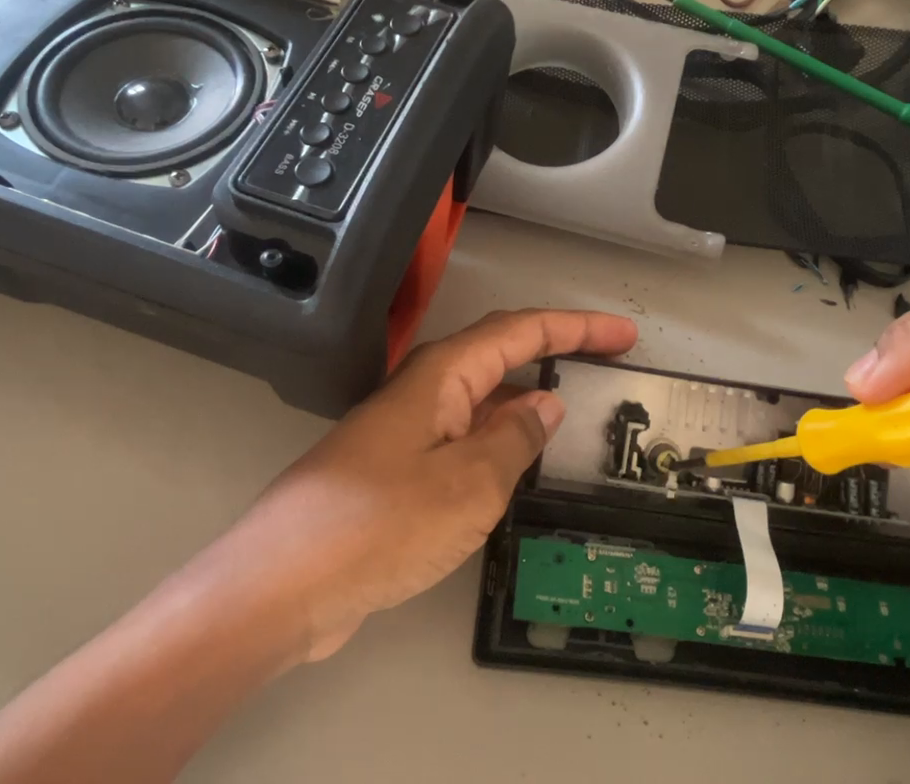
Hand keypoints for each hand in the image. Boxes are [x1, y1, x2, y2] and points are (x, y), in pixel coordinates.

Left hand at [229, 309, 636, 662]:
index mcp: (441, 375)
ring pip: (480, 399)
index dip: (577, 328)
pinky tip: (516, 465)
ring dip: (527, 398)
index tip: (624, 335)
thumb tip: (544, 403)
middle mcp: (422, 390)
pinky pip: (462, 437)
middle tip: (610, 362)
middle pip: (499, 354)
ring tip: (576, 414)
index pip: (520, 331)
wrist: (285, 583)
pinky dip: (499, 439)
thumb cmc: (382, 524)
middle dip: (556, 351)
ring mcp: (406, 429)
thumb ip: (515, 438)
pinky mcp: (396, 469)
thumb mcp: (470, 484)